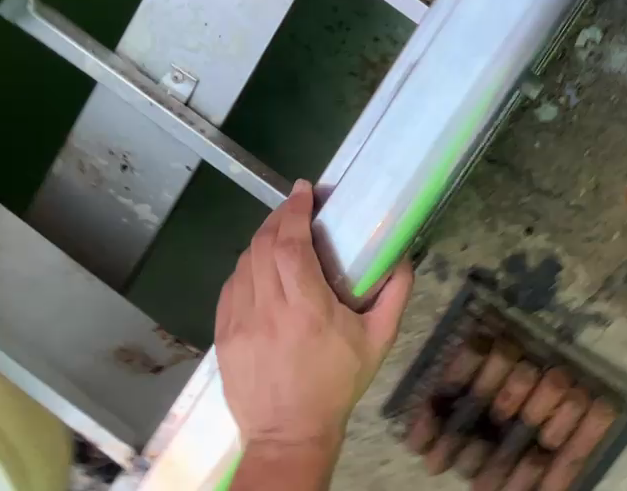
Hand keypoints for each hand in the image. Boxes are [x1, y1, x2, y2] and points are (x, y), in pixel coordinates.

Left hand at [216, 180, 413, 463]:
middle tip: (298, 203)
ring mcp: (239, 325)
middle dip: (279, 216)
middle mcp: (266, 311)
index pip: (289, 246)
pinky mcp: (223, 339)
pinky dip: (246, 266)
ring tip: (281, 229)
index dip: (294, 212)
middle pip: (262, 247)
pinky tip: (261, 264)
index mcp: (305, 309)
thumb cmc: (337, 384)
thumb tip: (403, 257)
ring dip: (261, 239)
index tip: (305, 190)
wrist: (289, 437)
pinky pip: (230, 288)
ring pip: (243, 264)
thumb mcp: (379, 341)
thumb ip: (396, 295)